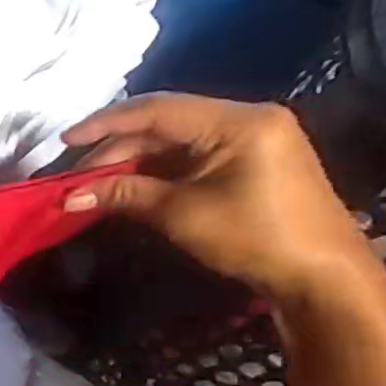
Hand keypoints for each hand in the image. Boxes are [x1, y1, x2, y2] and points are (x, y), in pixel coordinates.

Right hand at [61, 94, 380, 303]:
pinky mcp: (249, 163)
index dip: (106, 123)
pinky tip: (130, 187)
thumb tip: (72, 197)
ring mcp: (249, 140)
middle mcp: (245, 118)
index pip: (159, 109)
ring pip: (177, 143)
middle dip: (117, 149)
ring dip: (135, 163)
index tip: (66, 138)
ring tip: (95, 185)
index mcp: (237, 120)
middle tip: (77, 176)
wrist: (319, 275)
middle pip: (166, 125)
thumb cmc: (254, 239)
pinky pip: (193, 158)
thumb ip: (127, 195)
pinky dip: (159, 173)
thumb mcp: (183, 215)